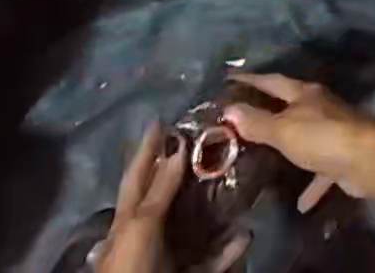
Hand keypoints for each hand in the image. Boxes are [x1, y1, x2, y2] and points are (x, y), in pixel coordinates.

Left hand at [97, 123, 251, 272]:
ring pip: (199, 224)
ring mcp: (168, 256)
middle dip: (193, 170)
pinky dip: (230, 247)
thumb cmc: (128, 272)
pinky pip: (214, 258)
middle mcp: (148, 234)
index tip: (162, 118)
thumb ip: (159, 190)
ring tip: (242, 181)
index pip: (138, 175)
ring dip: (221, 207)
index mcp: (128, 220)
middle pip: (173, 195)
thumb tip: (178, 145)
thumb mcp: (139, 229)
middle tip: (217, 141)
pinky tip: (246, 234)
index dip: (147, 147)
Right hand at [223, 73, 374, 212]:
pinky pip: (320, 170)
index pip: (273, 81)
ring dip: (288, 145)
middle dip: (267, 111)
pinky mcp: (342, 155)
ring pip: (304, 135)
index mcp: (306, 93)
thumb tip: (230, 108)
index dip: (251, 81)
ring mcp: (333, 129)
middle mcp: (320, 106)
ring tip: (264, 158)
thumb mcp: (284, 129)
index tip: (229, 81)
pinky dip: (310, 184)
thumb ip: (257, 121)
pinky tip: (300, 203)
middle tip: (239, 120)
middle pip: (290, 105)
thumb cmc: (322, 137)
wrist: (368, 158)